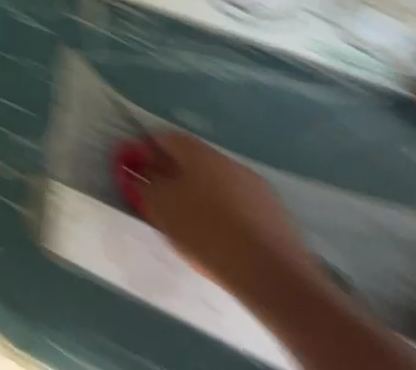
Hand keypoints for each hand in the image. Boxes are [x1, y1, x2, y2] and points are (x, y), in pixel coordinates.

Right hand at [136, 132, 320, 299]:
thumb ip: (145, 181)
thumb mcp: (159, 206)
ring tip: (190, 221)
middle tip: (161, 197)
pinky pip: (240, 202)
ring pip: (218, 182)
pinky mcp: (277, 214)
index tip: (138, 172)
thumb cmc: (206, 233)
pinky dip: (225, 211)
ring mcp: (259, 188)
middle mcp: (231, 163)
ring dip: (201, 193)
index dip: (147, 150)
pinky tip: (220, 235)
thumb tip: (140, 168)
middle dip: (175, 173)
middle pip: (194, 159)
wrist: (274, 277)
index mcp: (200, 154)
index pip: (165, 137)